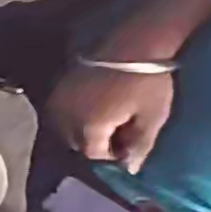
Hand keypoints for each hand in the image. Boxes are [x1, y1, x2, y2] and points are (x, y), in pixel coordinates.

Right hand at [47, 64, 173, 174]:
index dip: (113, 156)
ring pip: (65, 128)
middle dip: (95, 145)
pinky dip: (74, 117)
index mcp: (88, 128)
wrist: (132, 42)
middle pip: (76, 143)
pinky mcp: (58, 88)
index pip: (94, 155)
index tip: (129, 149)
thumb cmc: (146, 82)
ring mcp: (58, 102)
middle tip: (118, 137)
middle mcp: (65, 118)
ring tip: (104, 123)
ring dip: (82, 131)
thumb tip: (130, 169)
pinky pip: (61, 113)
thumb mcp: (152, 116)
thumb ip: (140, 145)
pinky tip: (92, 109)